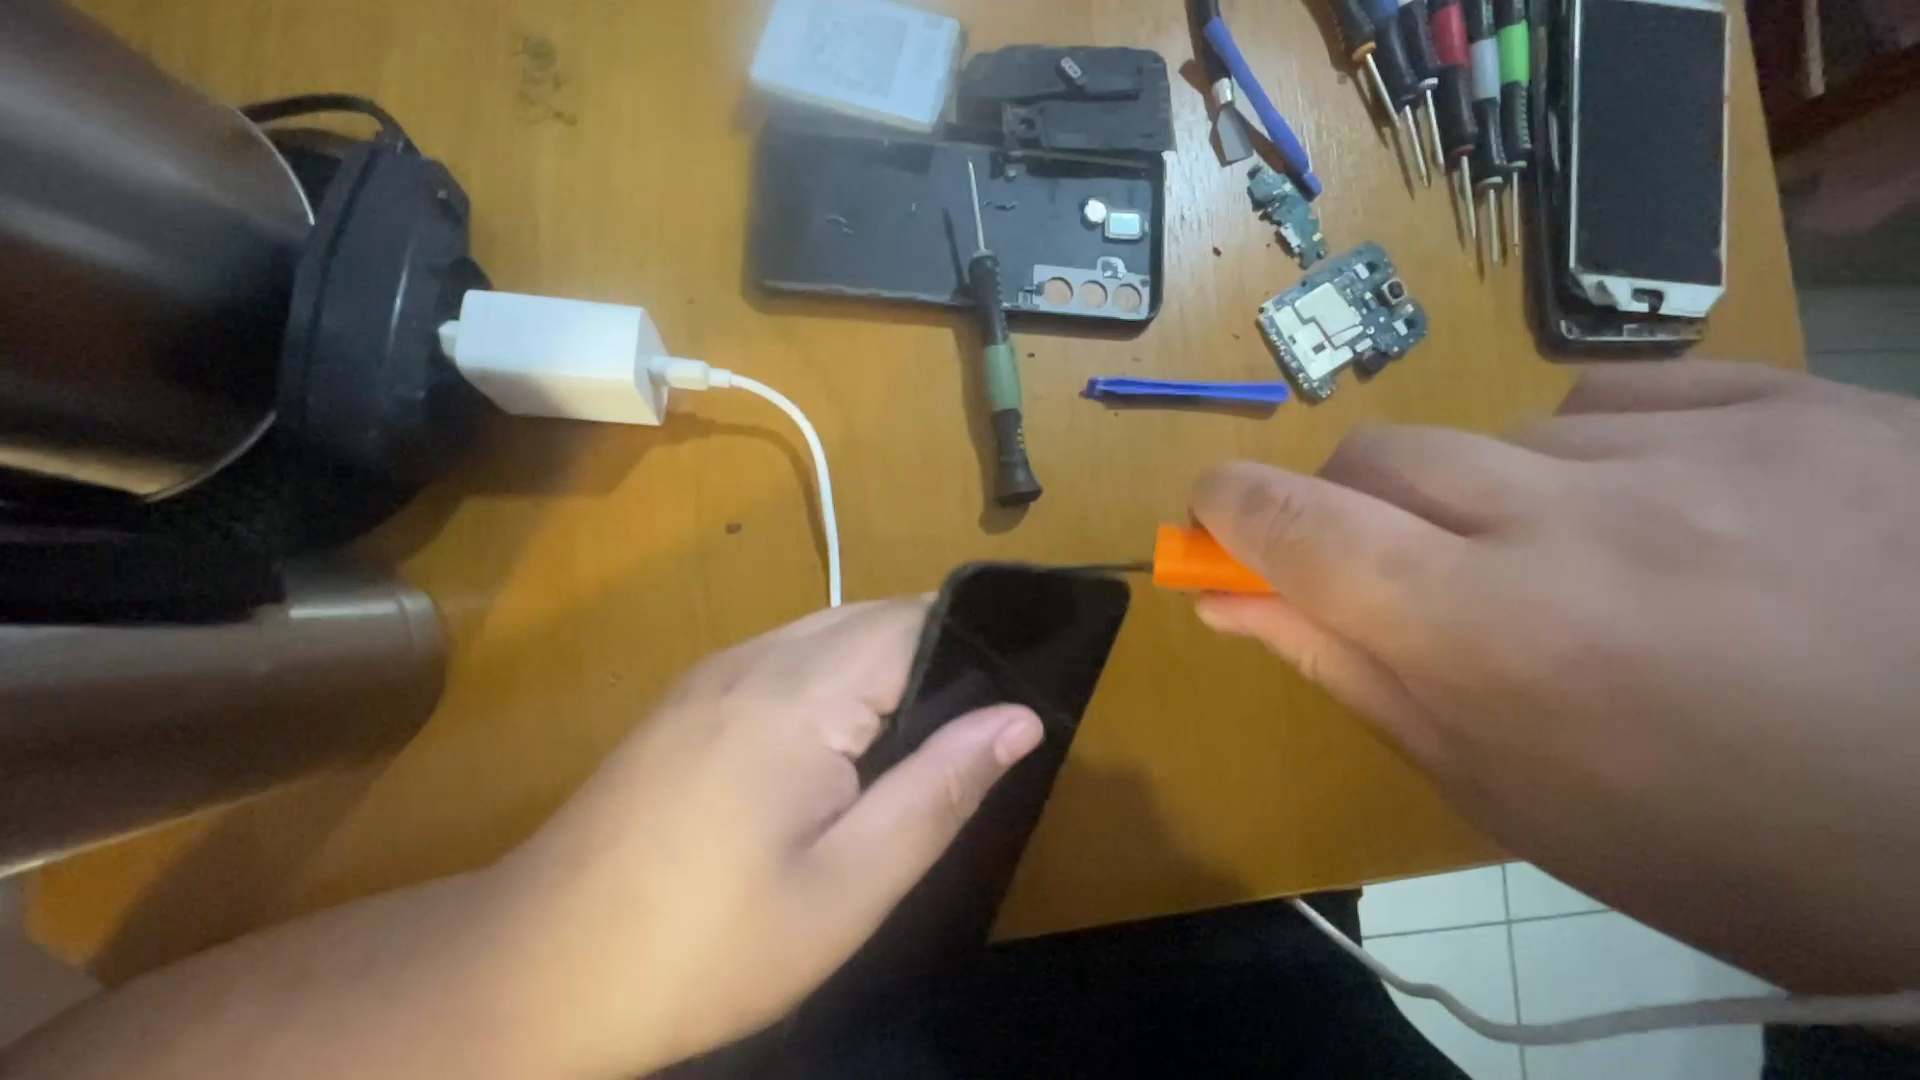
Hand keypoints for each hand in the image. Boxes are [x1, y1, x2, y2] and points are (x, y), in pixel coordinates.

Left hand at [485, 600, 1042, 1076]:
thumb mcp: (846, 887)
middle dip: (934, 654)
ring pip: (829, 632)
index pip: (913, 620)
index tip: (1014, 695)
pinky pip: (787, 657)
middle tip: (975, 733)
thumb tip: (1019, 718)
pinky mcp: (689, 697)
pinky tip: (840, 744)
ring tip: (921, 740)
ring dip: (883, 666)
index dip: (974, 645)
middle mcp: (755, 657)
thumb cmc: (706, 946)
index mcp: (799, 694)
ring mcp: (712, 672)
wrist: (533, 971)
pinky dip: (835, 677)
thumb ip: (938, 791)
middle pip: (872, 617)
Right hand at [1191, 362, 1919, 992]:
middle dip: (1350, 505)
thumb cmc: (1712, 845)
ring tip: (1579, 564)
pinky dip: (1591, 451)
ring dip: (1486, 493)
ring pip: (1492, 433)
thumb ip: (1344, 668)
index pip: (1294, 523)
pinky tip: (1662, 512)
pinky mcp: (1796, 403)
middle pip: (1375, 454)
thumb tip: (1225, 597)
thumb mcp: (1497, 785)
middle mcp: (1574, 516)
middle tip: (1404, 569)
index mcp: (1489, 632)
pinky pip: (1616, 397)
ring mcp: (1696, 447)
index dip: (1229, 508)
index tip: (1214, 520)